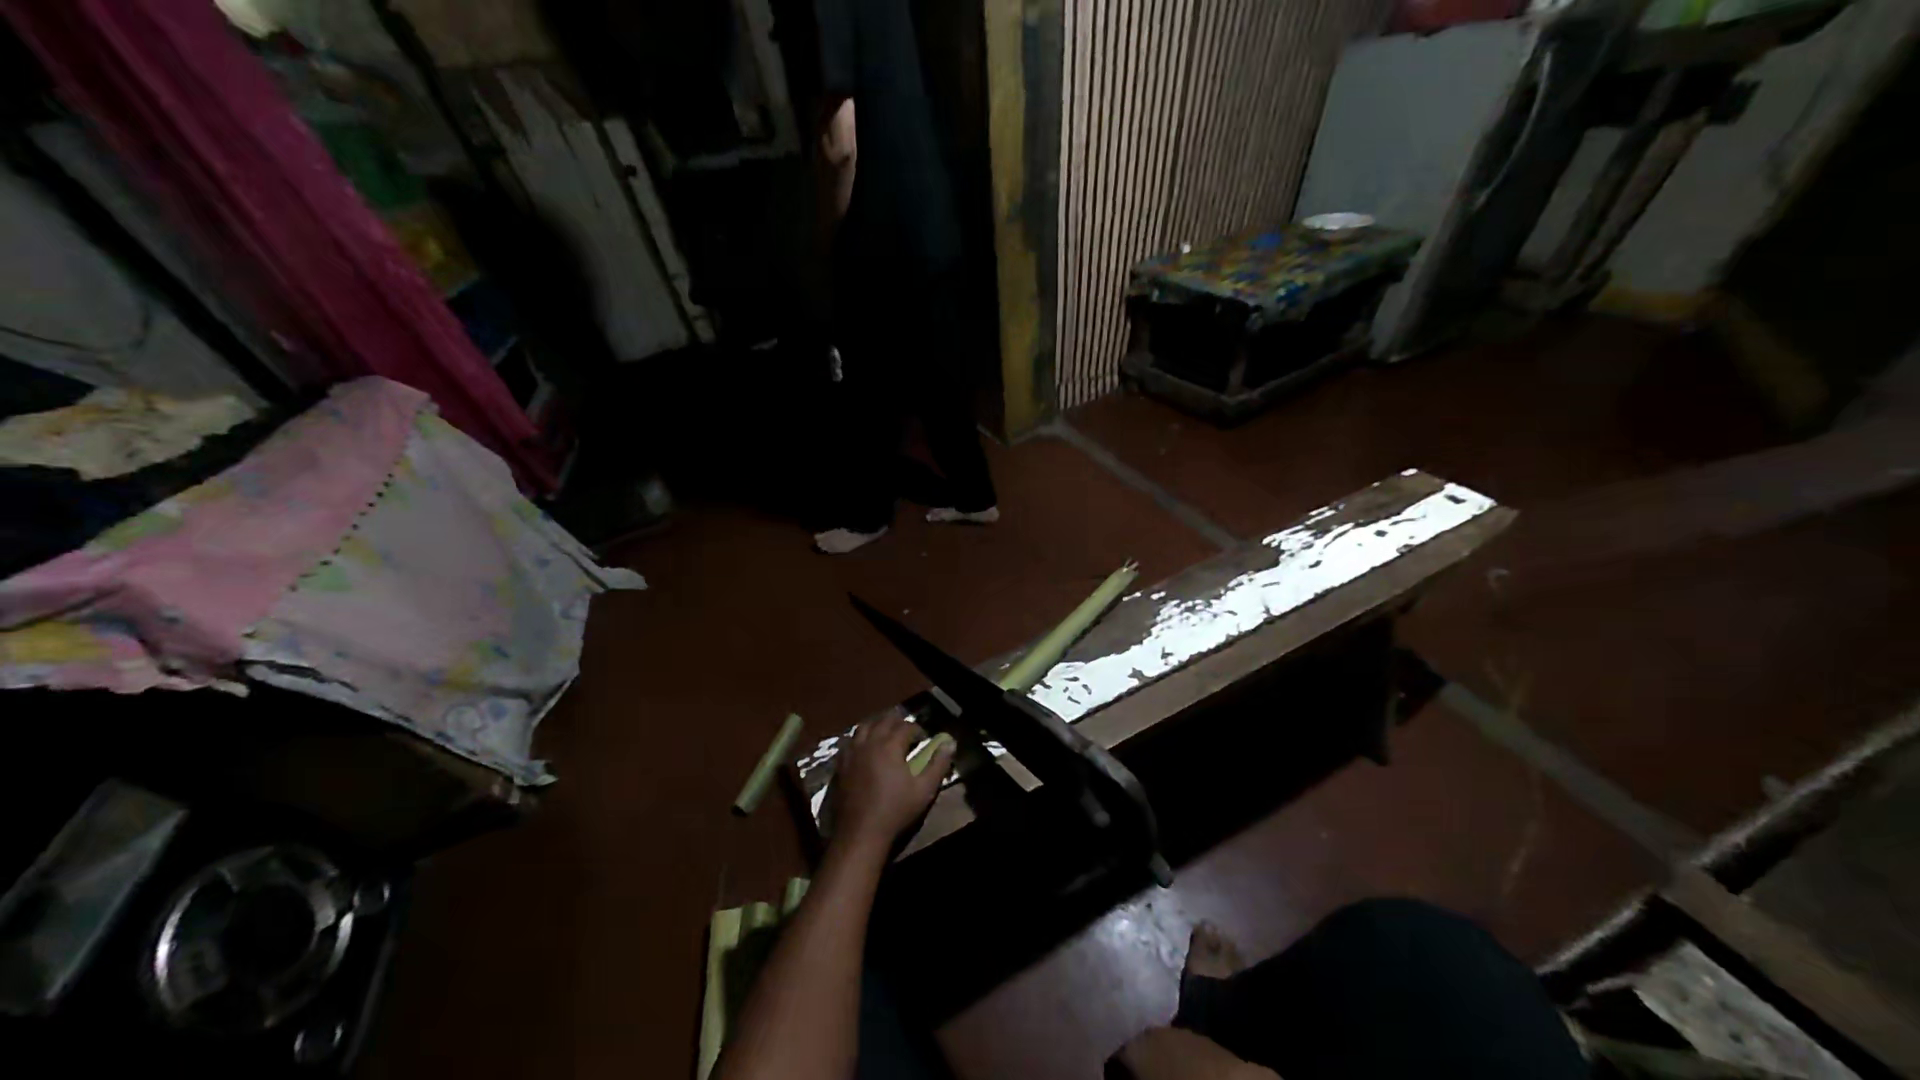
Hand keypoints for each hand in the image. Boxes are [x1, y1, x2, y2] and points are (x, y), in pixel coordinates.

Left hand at [832, 710, 952, 848]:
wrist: (861, 832)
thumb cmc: (895, 810)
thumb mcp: (924, 790)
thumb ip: (938, 765)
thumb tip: (949, 744)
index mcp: (890, 745)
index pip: (906, 726)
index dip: (917, 729)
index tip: (923, 738)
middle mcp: (869, 742)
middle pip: (884, 720)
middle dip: (897, 722)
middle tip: (906, 731)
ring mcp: (851, 752)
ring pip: (864, 726)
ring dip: (877, 725)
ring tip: (885, 733)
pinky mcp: (840, 764)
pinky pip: (849, 741)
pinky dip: (860, 738)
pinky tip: (864, 747)